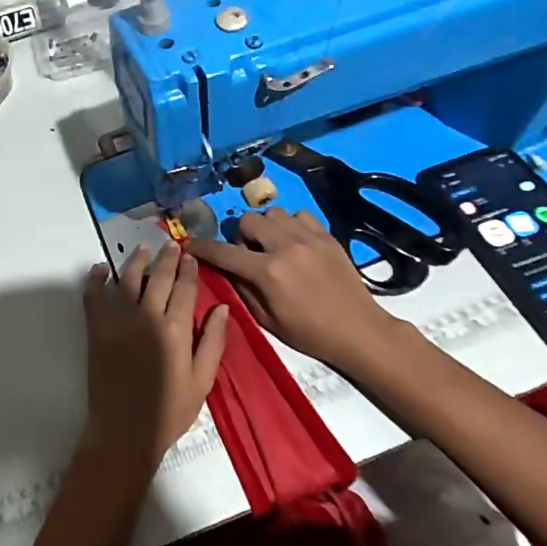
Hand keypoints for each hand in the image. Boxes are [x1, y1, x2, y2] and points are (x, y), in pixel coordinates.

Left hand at [80, 246, 228, 464]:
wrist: (124, 434)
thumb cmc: (169, 411)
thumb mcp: (202, 380)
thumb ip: (213, 341)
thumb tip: (223, 307)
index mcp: (176, 329)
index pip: (185, 288)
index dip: (189, 269)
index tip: (191, 256)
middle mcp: (148, 317)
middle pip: (159, 277)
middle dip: (168, 258)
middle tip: (172, 245)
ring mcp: (119, 321)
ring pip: (128, 279)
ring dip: (137, 260)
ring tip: (144, 249)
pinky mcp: (97, 330)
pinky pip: (93, 297)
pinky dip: (96, 279)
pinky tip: (102, 268)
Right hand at [184, 208, 405, 372]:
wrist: (357, 328)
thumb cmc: (309, 332)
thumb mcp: (268, 319)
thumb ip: (243, 289)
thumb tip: (225, 268)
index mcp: (268, 272)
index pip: (225, 252)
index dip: (202, 247)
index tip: (190, 244)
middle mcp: (285, 246)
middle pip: (248, 220)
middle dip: (241, 234)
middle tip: (248, 252)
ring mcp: (308, 237)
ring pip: (273, 212)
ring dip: (266, 226)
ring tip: (273, 245)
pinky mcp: (326, 234)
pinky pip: (299, 214)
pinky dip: (291, 224)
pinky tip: (295, 242)